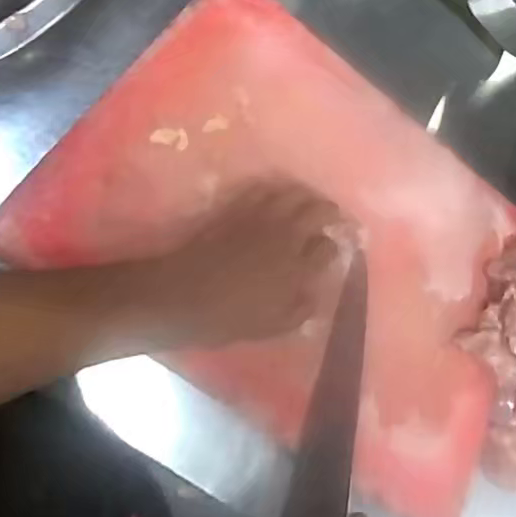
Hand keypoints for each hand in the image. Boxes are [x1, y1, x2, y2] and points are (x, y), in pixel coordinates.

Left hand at [138, 179, 352, 351]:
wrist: (180, 297)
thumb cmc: (227, 318)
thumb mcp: (272, 327)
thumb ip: (302, 309)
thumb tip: (317, 293)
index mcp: (298, 266)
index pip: (329, 246)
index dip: (335, 246)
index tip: (335, 249)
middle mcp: (286, 235)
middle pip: (319, 210)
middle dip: (331, 212)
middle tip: (332, 218)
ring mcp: (261, 217)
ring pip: (295, 193)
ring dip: (307, 196)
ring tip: (309, 204)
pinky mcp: (238, 208)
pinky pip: (265, 189)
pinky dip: (277, 191)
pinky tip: (276, 198)